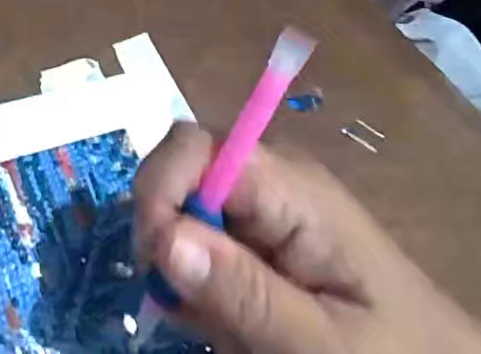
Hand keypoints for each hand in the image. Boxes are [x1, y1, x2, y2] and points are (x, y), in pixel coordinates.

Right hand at [134, 123, 480, 353]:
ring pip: (185, 210)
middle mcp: (269, 179)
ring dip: (183, 268)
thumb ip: (245, 293)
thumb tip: (162, 238)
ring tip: (218, 328)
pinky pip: (207, 241)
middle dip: (165, 233)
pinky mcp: (264, 235)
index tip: (152, 260)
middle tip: (177, 303)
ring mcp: (265, 205)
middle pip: (181, 173)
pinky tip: (229, 325)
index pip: (193, 146)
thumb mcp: (328, 347)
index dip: (158, 189)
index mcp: (287, 185)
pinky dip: (201, 283)